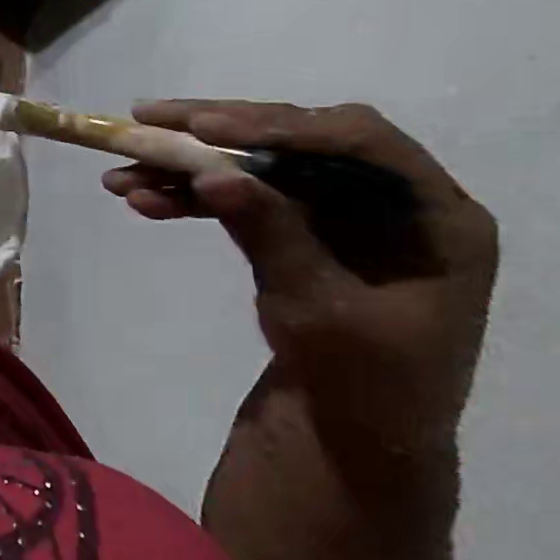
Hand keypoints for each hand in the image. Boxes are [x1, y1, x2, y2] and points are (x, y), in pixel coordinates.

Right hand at [104, 101, 496, 449]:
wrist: (349, 441)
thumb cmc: (365, 387)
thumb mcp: (320, 311)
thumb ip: (271, 234)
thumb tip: (209, 174)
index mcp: (435, 215)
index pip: (360, 141)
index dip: (282, 127)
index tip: (205, 128)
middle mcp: (385, 196)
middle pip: (296, 139)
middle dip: (218, 130)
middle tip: (149, 118)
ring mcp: (336, 208)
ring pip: (258, 162)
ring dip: (190, 164)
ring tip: (124, 171)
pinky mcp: (294, 222)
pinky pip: (240, 194)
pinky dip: (192, 195)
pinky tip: (144, 198)